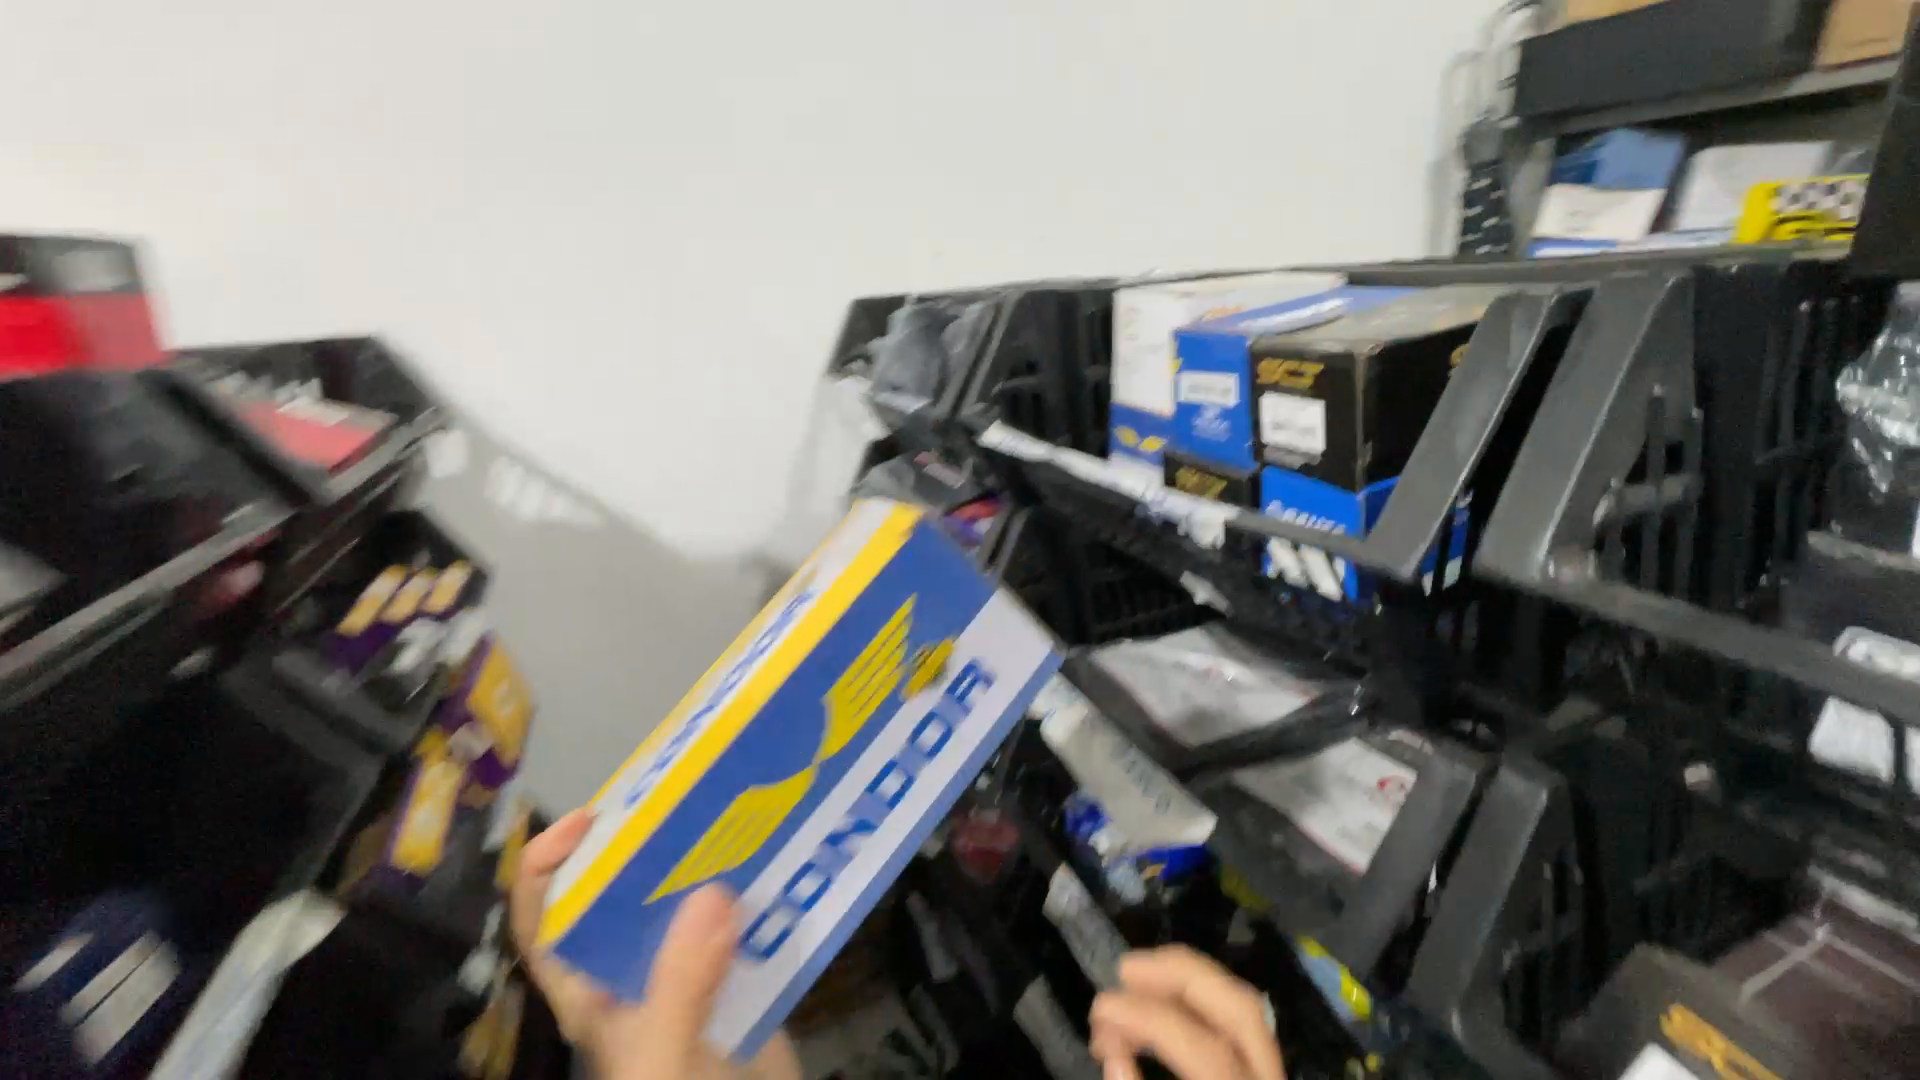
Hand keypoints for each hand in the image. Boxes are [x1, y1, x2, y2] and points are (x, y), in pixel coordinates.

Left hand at [510, 810, 801, 1079]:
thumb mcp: (667, 1058)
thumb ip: (681, 986)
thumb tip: (711, 892)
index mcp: (596, 993)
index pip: (549, 925)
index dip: (548, 869)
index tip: (589, 819)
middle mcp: (639, 973)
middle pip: (627, 895)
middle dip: (649, 842)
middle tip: (687, 790)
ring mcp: (694, 973)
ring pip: (692, 900)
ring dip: (713, 856)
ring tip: (741, 804)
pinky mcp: (744, 974)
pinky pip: (749, 918)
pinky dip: (762, 886)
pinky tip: (783, 852)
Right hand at [1090, 947, 1285, 1079]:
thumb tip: (1114, 1055)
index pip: (1205, 1048)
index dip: (1148, 1020)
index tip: (1100, 1009)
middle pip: (1241, 1007)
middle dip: (1179, 975)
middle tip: (1124, 970)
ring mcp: (1277, 1077)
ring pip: (1244, 1007)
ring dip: (1185, 982)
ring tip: (1134, 980)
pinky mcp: (1266, 1075)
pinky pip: (1239, 1025)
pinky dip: (1198, 1004)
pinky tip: (1161, 1005)